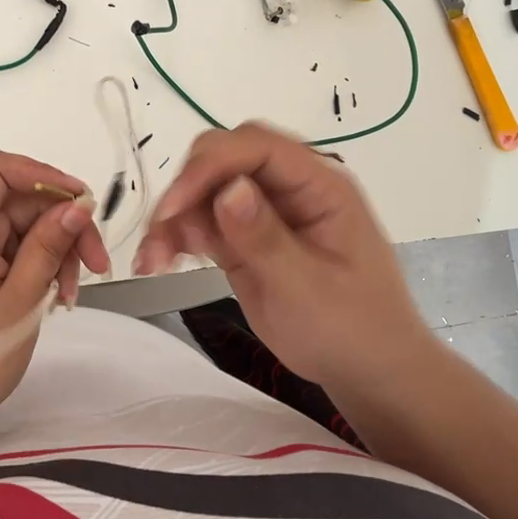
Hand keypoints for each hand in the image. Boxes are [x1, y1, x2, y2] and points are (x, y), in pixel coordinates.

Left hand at [0, 149, 111, 408]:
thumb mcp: (21, 301)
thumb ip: (48, 247)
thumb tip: (77, 204)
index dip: (37, 173)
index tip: (78, 199)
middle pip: (20, 200)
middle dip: (63, 223)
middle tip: (98, 261)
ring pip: (27, 227)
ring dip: (60, 250)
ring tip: (75, 291)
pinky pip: (20, 251)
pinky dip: (45, 267)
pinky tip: (61, 297)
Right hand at [133, 123, 425, 383]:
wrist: (364, 371)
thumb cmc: (351, 329)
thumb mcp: (308, 288)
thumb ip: (266, 238)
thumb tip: (228, 189)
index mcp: (318, 186)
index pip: (257, 147)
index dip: (209, 166)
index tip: (174, 207)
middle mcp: (288, 188)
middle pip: (223, 158)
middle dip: (186, 188)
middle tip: (161, 233)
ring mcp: (263, 212)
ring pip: (203, 191)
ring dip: (172, 218)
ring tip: (153, 261)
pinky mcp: (241, 239)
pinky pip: (200, 221)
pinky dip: (174, 236)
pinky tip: (158, 261)